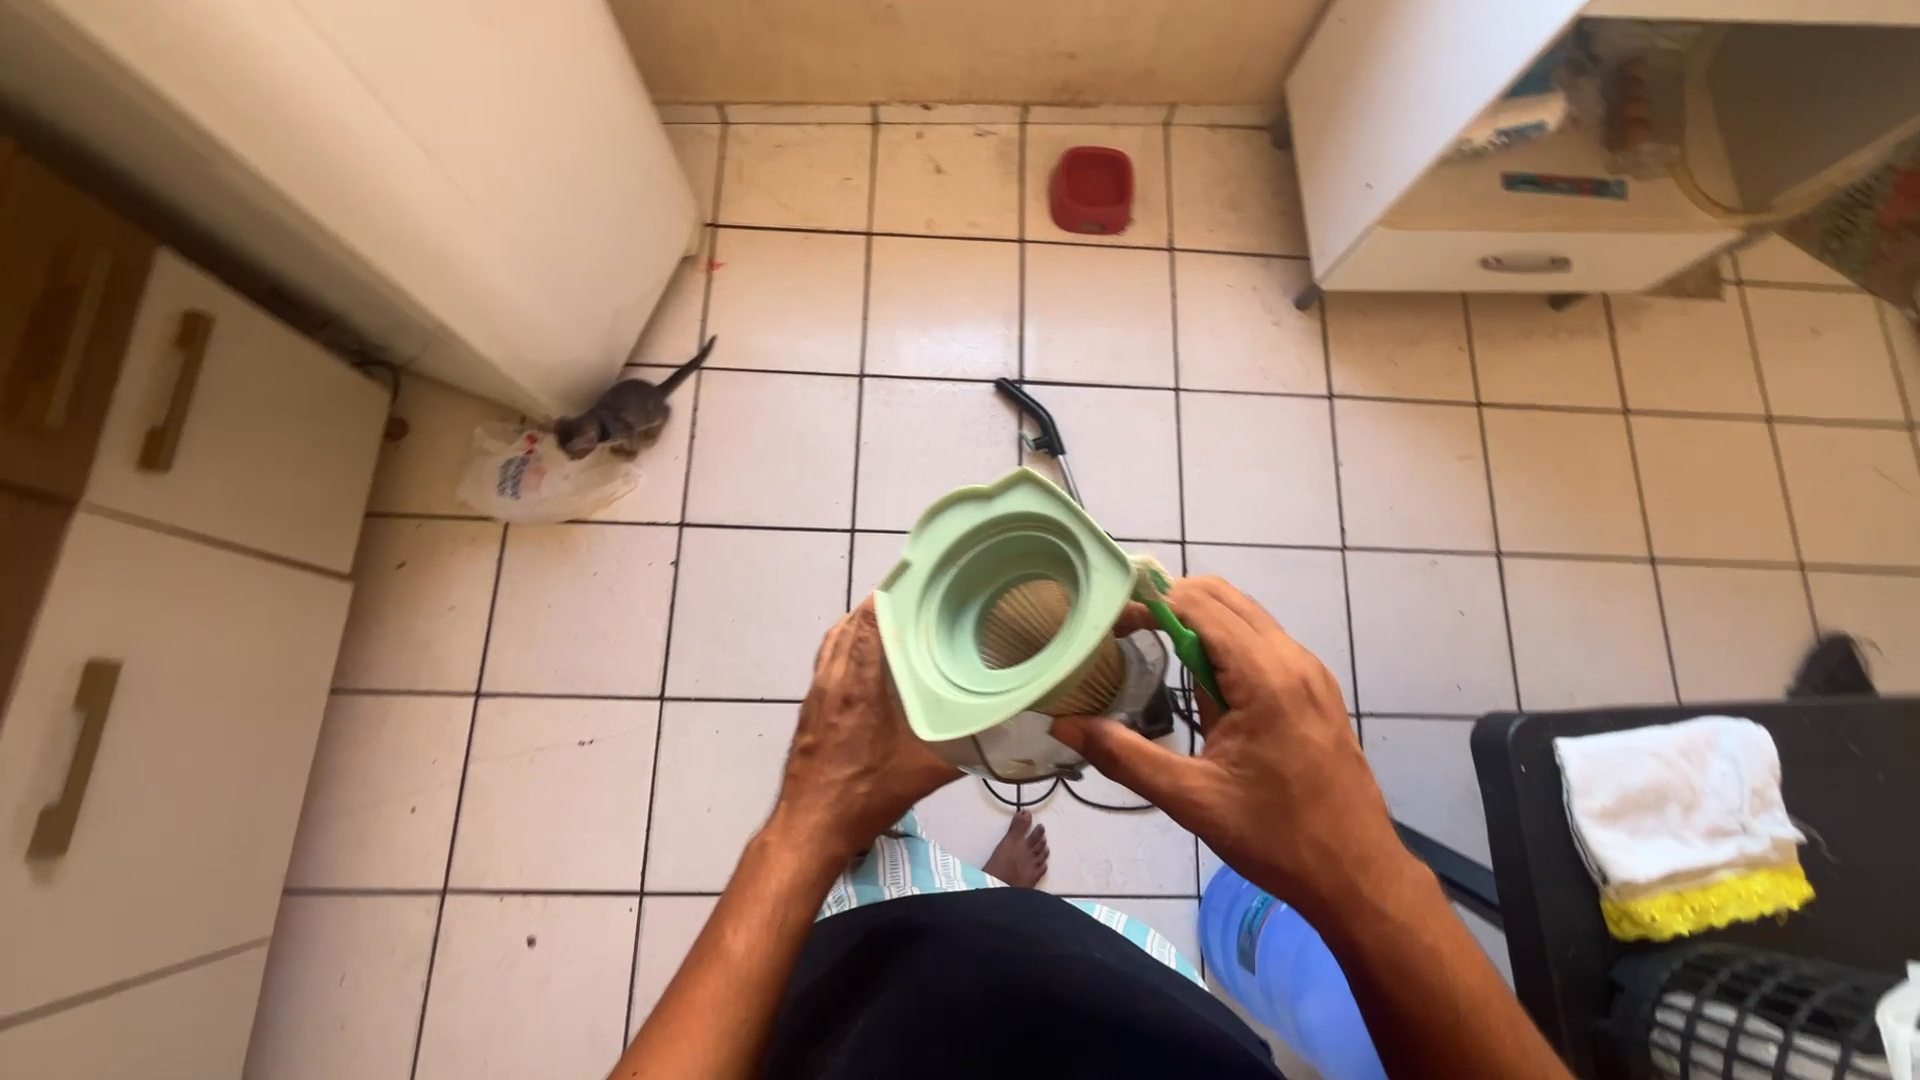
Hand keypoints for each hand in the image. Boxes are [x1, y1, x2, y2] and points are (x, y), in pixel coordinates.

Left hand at [770, 597, 961, 862]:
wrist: (810, 828)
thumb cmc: (864, 796)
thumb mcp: (923, 773)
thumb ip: (964, 750)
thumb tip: (1004, 734)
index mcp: (858, 688)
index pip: (865, 625)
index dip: (884, 599)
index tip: (910, 584)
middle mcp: (832, 682)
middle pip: (847, 627)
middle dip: (874, 608)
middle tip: (909, 601)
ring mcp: (815, 695)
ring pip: (833, 643)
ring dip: (856, 626)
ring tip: (889, 621)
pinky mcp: (809, 710)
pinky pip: (826, 662)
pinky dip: (845, 647)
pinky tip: (866, 662)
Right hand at [1051, 577, 1408, 918]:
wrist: (1360, 879)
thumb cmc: (1276, 839)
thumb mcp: (1191, 800)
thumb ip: (1124, 755)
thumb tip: (1065, 724)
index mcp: (1266, 678)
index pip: (1199, 605)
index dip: (1149, 603)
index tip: (1111, 624)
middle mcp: (1293, 660)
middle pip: (1223, 597)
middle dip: (1170, 600)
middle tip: (1125, 628)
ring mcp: (1310, 673)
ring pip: (1245, 615)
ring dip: (1197, 620)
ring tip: (1152, 647)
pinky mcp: (1315, 691)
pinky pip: (1262, 642)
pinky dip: (1224, 642)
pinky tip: (1200, 683)